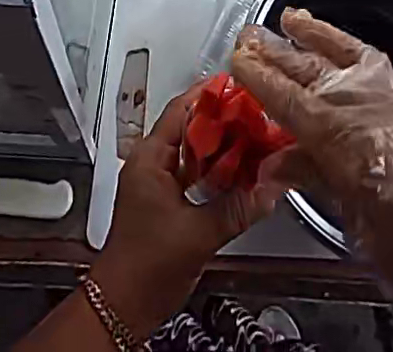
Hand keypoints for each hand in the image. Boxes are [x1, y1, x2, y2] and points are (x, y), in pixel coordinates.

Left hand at [92, 83, 281, 337]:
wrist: (122, 306)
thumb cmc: (145, 268)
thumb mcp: (198, 234)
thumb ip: (237, 208)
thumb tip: (270, 190)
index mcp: (149, 159)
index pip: (180, 111)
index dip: (207, 95)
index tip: (233, 85)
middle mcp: (150, 163)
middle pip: (188, 128)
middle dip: (220, 121)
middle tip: (251, 113)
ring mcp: (156, 181)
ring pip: (192, 151)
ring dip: (219, 146)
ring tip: (250, 138)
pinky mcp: (164, 200)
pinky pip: (192, 173)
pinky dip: (213, 169)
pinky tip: (236, 173)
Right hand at [232, 9, 392, 283]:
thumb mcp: (354, 218)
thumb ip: (314, 176)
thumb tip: (276, 161)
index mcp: (338, 137)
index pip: (285, 97)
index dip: (258, 78)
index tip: (235, 60)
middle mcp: (359, 104)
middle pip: (306, 70)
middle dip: (274, 53)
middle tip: (247, 35)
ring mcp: (386, 94)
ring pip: (337, 56)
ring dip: (310, 36)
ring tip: (287, 18)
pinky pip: (368, 59)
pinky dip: (347, 44)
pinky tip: (334, 39)